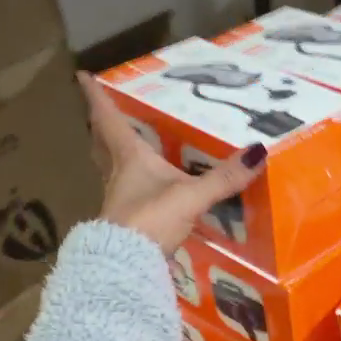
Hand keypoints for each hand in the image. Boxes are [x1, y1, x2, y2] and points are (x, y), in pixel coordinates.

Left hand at [77, 72, 266, 252]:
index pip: (108, 119)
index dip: (97, 97)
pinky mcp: (126, 224)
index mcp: (129, 158)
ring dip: (113, 156)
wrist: (128, 264)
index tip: (82, 76)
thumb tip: (258, 153)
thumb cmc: (150, 219)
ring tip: (123, 147)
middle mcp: (118, 175)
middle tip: (100, 111)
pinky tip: (144, 191)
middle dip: (102, 126)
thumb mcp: (191, 196)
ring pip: (111, 169)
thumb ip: (223, 178)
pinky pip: (127, 195)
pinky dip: (132, 187)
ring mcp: (119, 201)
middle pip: (104, 144)